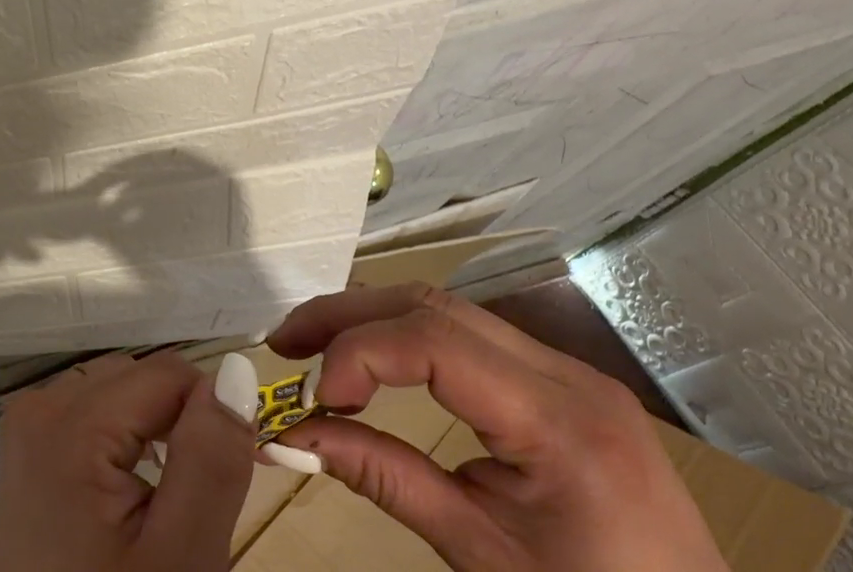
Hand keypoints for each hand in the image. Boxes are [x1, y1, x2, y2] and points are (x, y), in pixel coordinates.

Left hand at [0, 352, 254, 571]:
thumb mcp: (183, 552)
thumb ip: (209, 457)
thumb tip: (236, 370)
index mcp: (68, 422)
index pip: (168, 374)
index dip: (215, 413)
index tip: (243, 469)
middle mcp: (37, 406)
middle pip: (137, 378)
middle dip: (182, 420)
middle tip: (206, 495)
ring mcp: (26, 428)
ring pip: (115, 393)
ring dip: (154, 430)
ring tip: (173, 499)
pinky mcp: (27, 451)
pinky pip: (89, 417)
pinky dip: (124, 441)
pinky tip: (136, 495)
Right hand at [267, 282, 727, 571]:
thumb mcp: (478, 550)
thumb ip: (382, 477)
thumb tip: (288, 436)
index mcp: (558, 420)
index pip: (433, 341)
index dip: (355, 353)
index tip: (311, 398)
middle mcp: (568, 375)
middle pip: (432, 305)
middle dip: (345, 316)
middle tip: (283, 347)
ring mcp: (569, 373)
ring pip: (446, 309)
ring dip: (370, 320)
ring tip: (312, 350)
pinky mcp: (562, 383)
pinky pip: (468, 336)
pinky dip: (404, 338)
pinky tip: (372, 362)